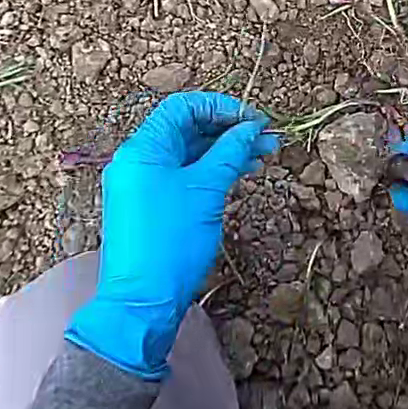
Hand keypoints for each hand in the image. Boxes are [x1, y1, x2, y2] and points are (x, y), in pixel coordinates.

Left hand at [66, 92, 277, 378]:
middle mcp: (140, 159)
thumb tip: (250, 127)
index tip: (253, 120)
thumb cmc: (171, 241)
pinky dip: (214, 169)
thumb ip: (229, 152)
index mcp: (144, 148)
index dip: (222, 107)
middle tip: (267, 138)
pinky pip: (187, 174)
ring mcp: (145, 182)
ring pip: (191, 153)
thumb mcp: (206, 190)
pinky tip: (242, 172)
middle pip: (189, 128)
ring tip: (264, 154)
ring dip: (227, 150)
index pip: (184, 107)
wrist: (143, 302)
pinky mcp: (154, 203)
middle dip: (230, 129)